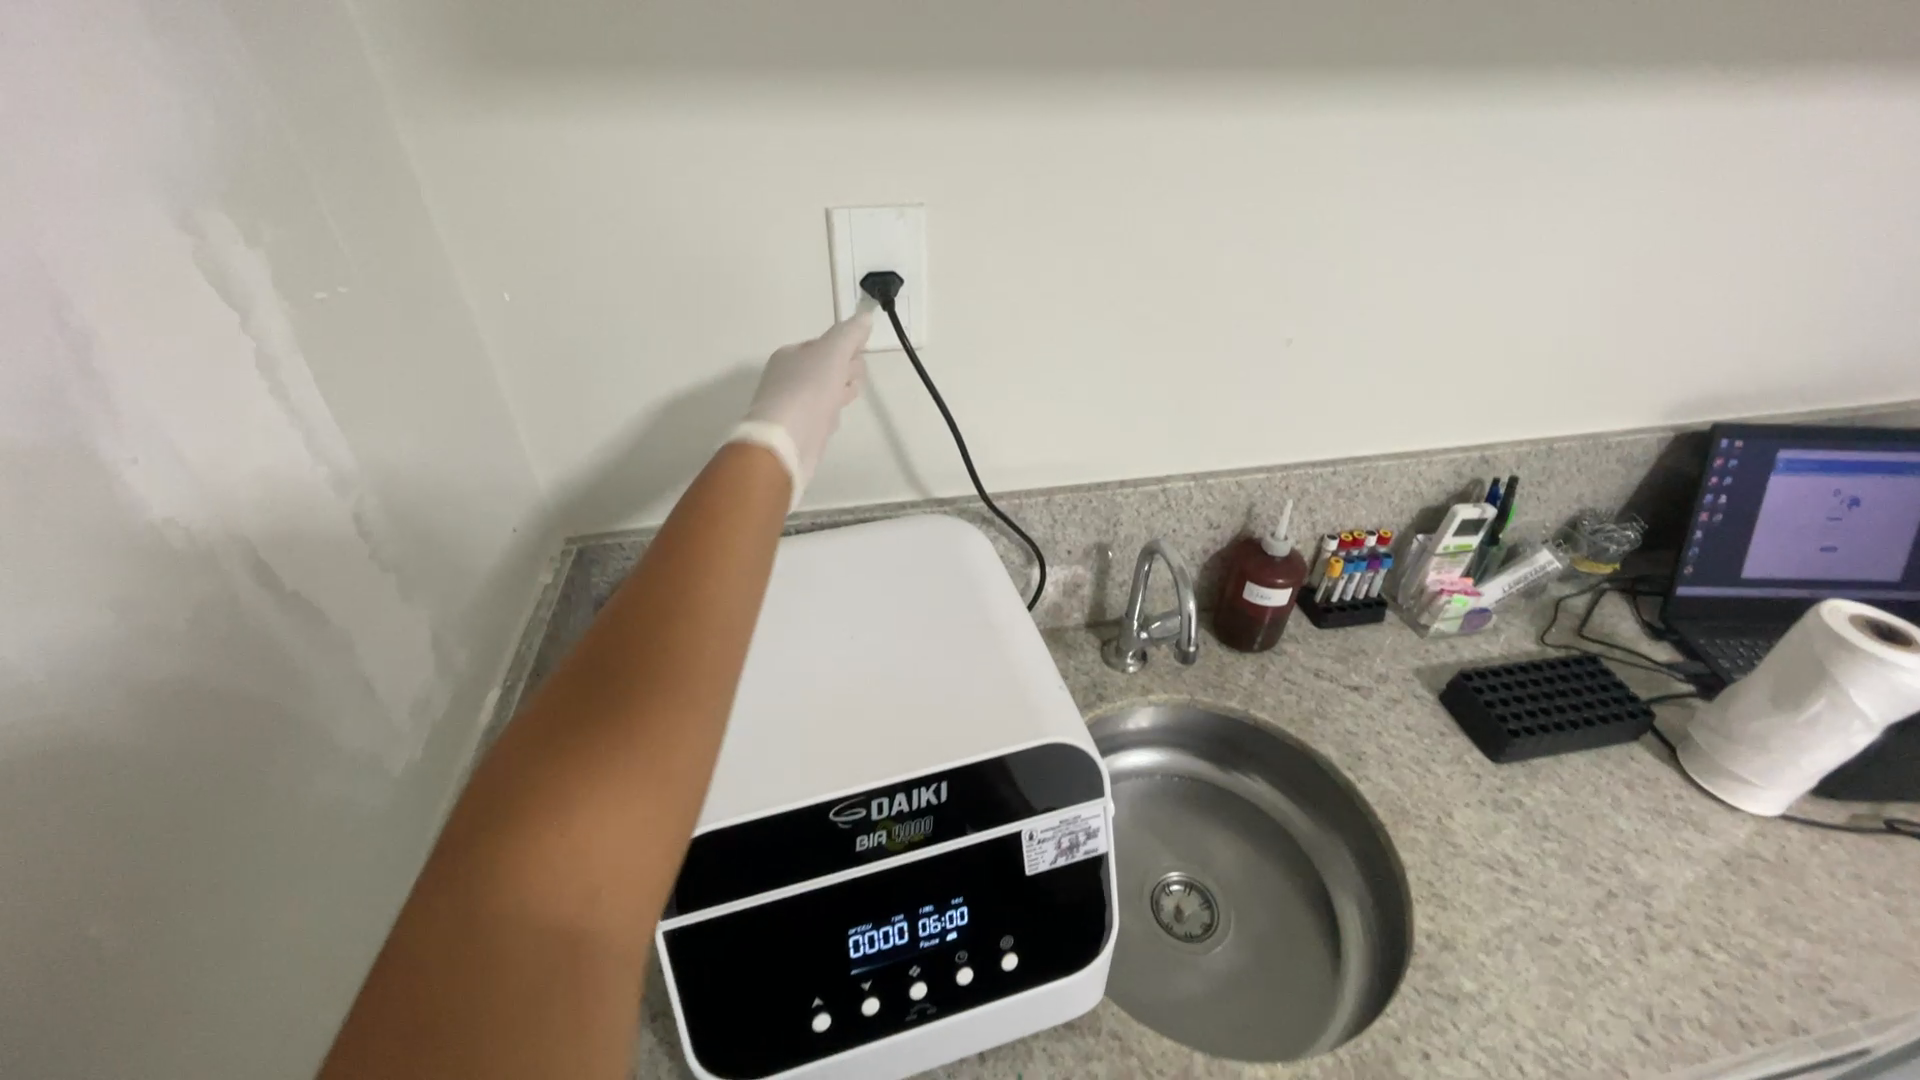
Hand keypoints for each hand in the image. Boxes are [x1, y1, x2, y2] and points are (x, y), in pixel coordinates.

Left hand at [727, 311, 871, 505]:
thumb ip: (849, 334)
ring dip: (840, 394)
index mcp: (790, 355)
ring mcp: (793, 404)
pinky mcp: (800, 429)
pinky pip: (823, 415)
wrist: (786, 440)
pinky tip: (831, 421)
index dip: (847, 349)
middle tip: (845, 382)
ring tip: (840, 402)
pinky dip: (830, 416)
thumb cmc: (808, 390)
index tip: (856, 357)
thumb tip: (865, 317)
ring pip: (828, 393)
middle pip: (829, 368)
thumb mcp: (832, 353)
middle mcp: (788, 377)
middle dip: (846, 373)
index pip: (827, 345)